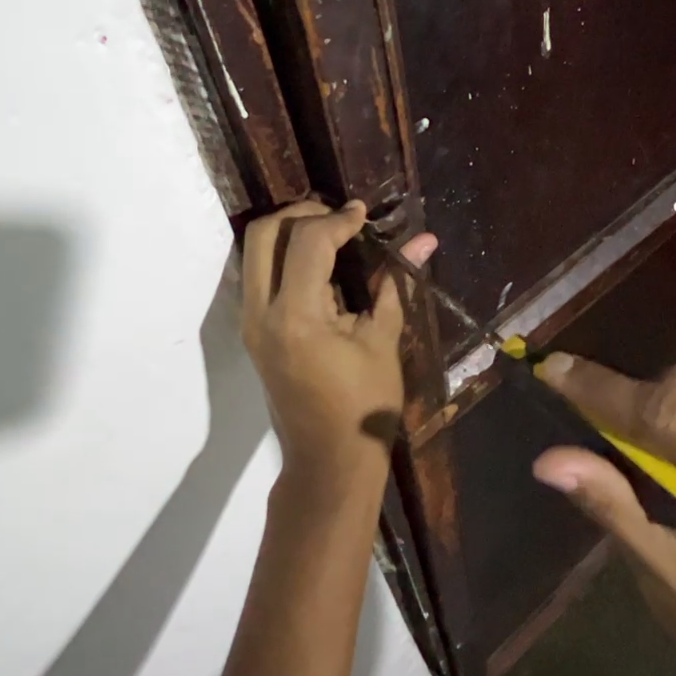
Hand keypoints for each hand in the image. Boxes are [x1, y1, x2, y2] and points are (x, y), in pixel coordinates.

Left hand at [241, 200, 436, 486]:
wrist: (328, 462)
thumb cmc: (364, 406)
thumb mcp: (384, 341)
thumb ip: (396, 283)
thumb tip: (424, 239)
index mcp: (296, 317)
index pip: (307, 242)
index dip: (338, 219)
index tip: (364, 213)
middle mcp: (261, 313)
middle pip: (263, 234)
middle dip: (301, 214)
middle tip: (338, 217)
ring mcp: (250, 323)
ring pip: (254, 251)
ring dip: (288, 231)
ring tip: (330, 233)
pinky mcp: (252, 331)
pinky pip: (258, 274)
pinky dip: (282, 255)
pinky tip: (318, 261)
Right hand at [531, 355, 675, 675]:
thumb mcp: (662, 577)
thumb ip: (612, 508)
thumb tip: (548, 461)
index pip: (671, 418)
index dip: (606, 391)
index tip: (551, 371)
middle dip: (621, 391)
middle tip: (564, 392)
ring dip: (645, 397)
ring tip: (597, 413)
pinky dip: (670, 407)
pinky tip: (643, 430)